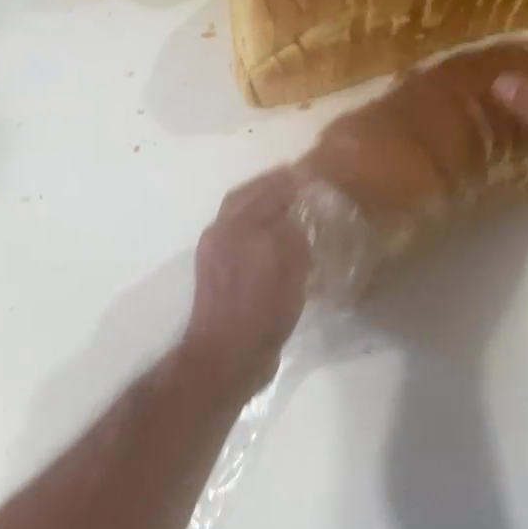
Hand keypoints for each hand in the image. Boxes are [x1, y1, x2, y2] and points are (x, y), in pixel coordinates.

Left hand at [179, 168, 312, 394]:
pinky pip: (242, 245)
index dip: (289, 179)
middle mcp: (220, 235)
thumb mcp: (287, 262)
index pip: (264, 188)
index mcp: (235, 224)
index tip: (311, 173)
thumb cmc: (260, 307)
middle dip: (272, 189)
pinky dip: (260, 237)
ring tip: (292, 214)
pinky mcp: (219, 282)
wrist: (228, 355)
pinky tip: (278, 248)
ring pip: (242, 223)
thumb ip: (292, 231)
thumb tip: (297, 218)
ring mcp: (216, 259)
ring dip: (264, 212)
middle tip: (300, 186)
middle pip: (246, 200)